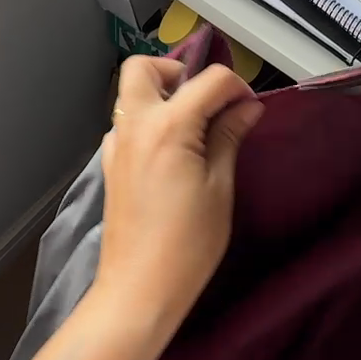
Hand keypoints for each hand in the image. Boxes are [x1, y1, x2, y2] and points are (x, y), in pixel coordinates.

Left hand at [93, 56, 264, 339]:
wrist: (138, 291)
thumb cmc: (187, 244)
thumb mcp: (220, 187)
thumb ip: (229, 137)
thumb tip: (247, 107)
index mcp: (168, 127)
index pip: (209, 80)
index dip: (236, 87)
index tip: (249, 109)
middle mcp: (135, 126)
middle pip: (144, 67)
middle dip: (178, 71)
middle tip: (206, 99)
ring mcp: (117, 146)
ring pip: (131, 94)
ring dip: (162, 95)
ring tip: (194, 126)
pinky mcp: (111, 166)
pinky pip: (127, 123)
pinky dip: (150, 122)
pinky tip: (173, 152)